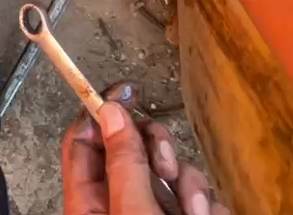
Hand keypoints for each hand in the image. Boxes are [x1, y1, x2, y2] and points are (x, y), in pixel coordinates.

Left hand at [62, 84, 214, 214]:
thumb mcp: (131, 212)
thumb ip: (123, 163)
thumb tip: (111, 110)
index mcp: (90, 203)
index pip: (83, 140)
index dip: (101, 109)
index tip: (128, 90)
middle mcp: (120, 204)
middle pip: (132, 146)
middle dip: (157, 148)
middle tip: (168, 168)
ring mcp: (154, 213)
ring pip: (170, 170)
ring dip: (190, 184)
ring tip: (196, 211)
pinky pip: (197, 197)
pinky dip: (208, 204)